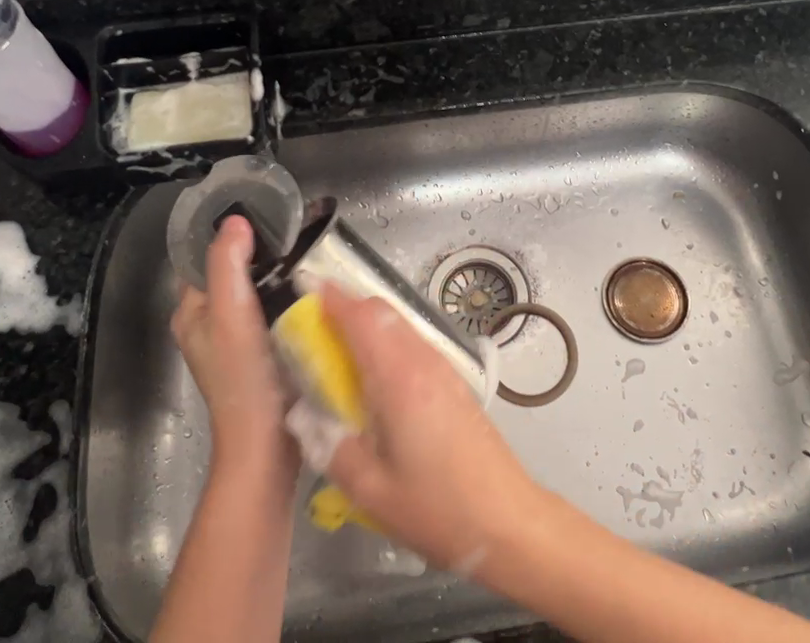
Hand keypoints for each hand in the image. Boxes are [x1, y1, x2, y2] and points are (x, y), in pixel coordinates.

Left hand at [171, 216, 296, 480]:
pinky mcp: (262, 359)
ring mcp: (236, 345)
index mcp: (191, 314)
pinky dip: (289, 304)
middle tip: (297, 238)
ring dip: (278, 280)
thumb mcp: (230, 314)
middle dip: (261, 256)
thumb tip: (235, 221)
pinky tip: (311, 299)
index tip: (267, 218)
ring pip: (256, 296)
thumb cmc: (243, 378)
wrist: (267, 446)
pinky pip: (274, 317)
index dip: (230, 237)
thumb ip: (227, 266)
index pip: (205, 259)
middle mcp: (209, 327)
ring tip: (309, 262)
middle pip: (234, 276)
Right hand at [318, 286, 550, 575]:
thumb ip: (329, 445)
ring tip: (336, 346)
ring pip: (402, 326)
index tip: (303, 288)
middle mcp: (424, 362)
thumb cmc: (436, 507)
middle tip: (312, 323)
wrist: (506, 521)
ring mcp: (445, 370)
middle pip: (384, 312)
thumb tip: (306, 416)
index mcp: (399, 378)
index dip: (331, 298)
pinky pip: (414, 345)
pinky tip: (373, 375)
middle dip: (347, 307)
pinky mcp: (455, 384)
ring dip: (368, 324)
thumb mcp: (368, 489)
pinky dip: (387, 342)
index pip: (362, 317)